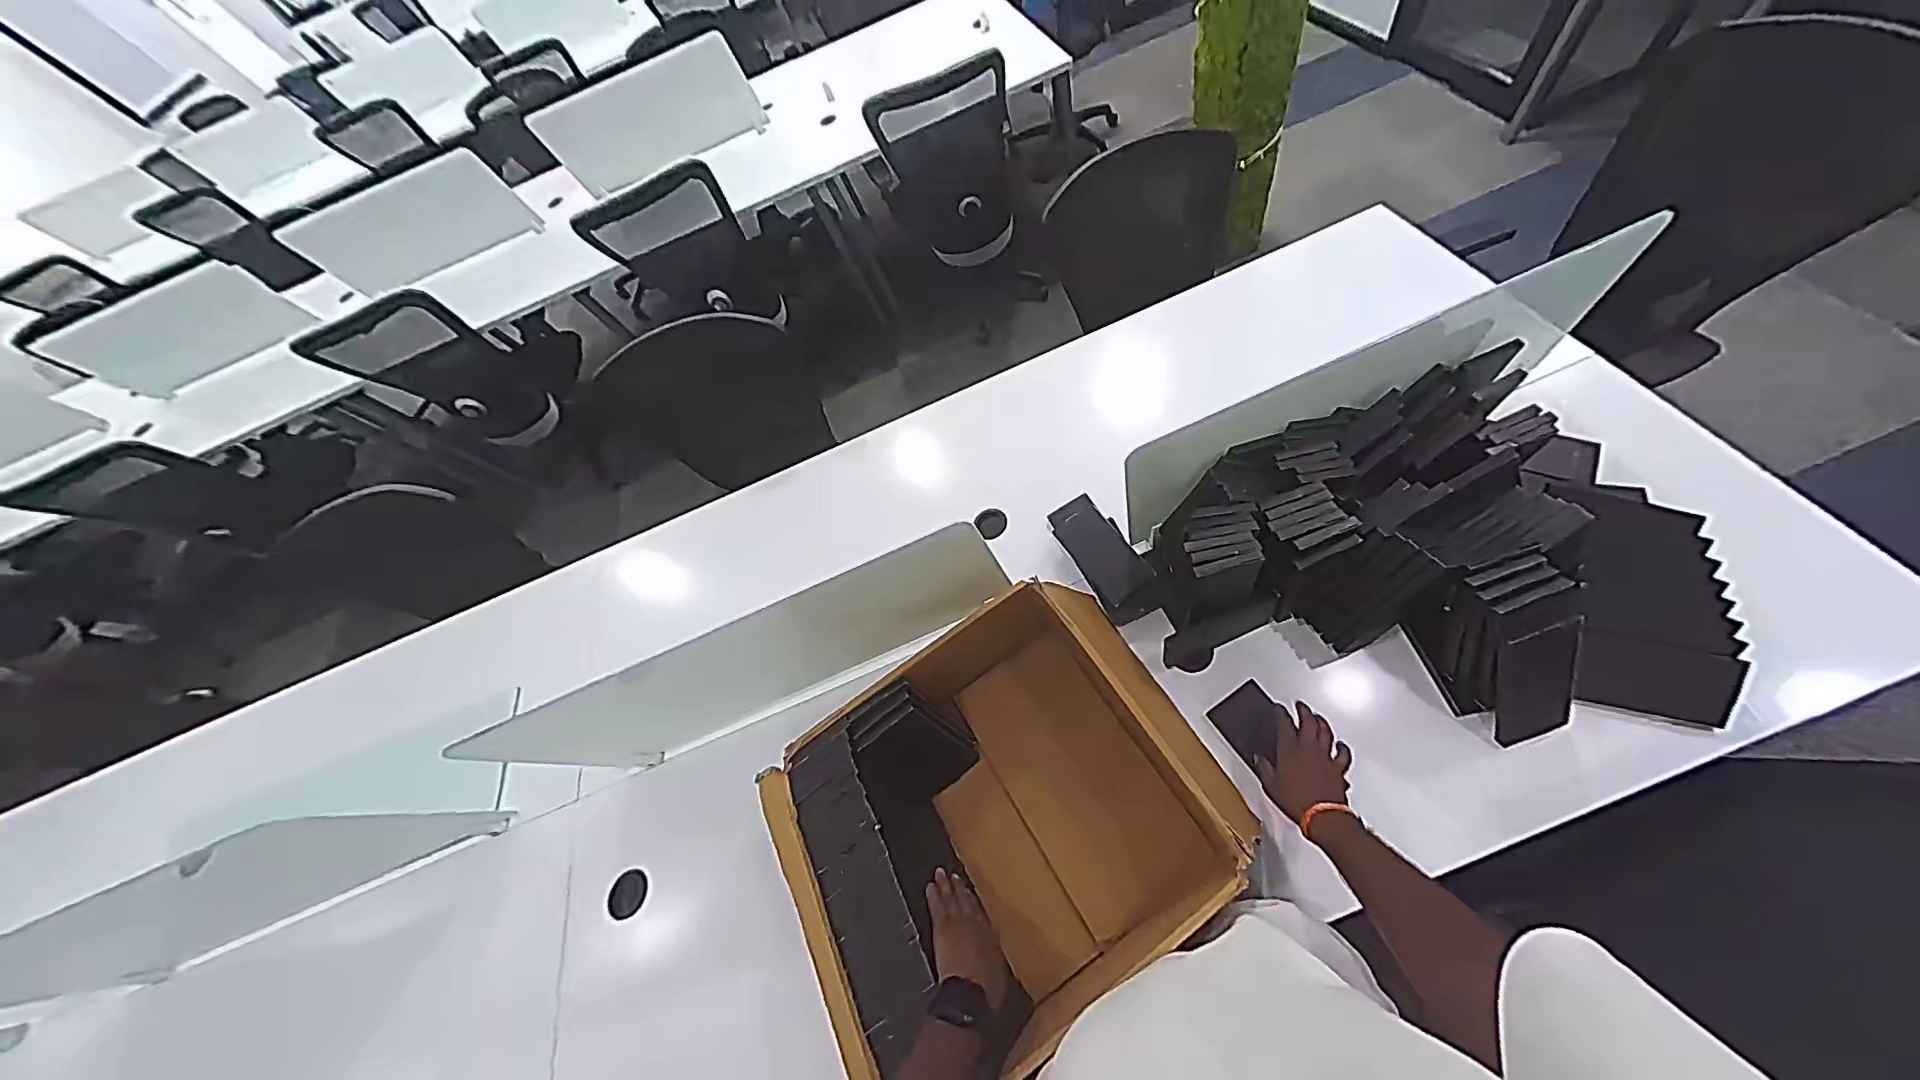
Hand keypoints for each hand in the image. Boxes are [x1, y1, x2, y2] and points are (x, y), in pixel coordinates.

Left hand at [926, 868, 1009, 1008]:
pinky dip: (933, 895)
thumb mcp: (998, 970)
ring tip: (940, 873)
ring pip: (950, 899)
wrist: (968, 990)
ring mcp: (957, 922)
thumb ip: (995, 953)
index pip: (980, 912)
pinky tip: (929, 887)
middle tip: (953, 875)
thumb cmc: (986, 987)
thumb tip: (995, 947)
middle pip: (965, 901)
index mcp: (988, 933)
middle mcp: (973, 922)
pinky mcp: (942, 927)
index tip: (968, 890)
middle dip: (958, 888)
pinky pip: (937, 906)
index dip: (973, 900)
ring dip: (945, 886)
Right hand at [1255, 699, 1352, 823]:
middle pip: (1308, 722)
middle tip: (1300, 706)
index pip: (1284, 724)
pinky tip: (1340, 744)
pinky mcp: (1338, 769)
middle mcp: (1308, 750)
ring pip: (1326, 733)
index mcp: (1289, 751)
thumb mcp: (1271, 785)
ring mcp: (1325, 758)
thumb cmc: (1296, 801)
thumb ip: (1265, 768)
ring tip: (1318, 717)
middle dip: (1304, 711)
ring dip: (1321, 722)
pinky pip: (1342, 754)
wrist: (1322, 817)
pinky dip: (1341, 747)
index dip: (1280, 714)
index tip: (1279, 709)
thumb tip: (1259, 760)